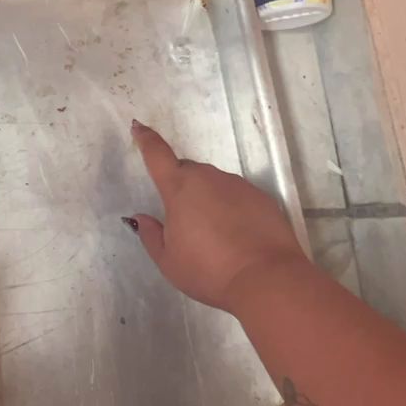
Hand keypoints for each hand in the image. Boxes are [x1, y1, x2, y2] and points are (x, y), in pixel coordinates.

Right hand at [123, 120, 310, 314]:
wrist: (267, 279)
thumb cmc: (209, 270)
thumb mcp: (169, 262)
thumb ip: (150, 235)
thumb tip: (139, 217)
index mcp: (179, 188)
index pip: (157, 154)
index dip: (145, 139)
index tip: (138, 126)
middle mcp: (207, 177)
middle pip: (187, 171)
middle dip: (181, 187)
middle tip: (184, 219)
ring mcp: (236, 184)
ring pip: (213, 183)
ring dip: (207, 198)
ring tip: (214, 234)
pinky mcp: (260, 196)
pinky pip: (237, 195)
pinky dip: (231, 207)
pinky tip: (237, 235)